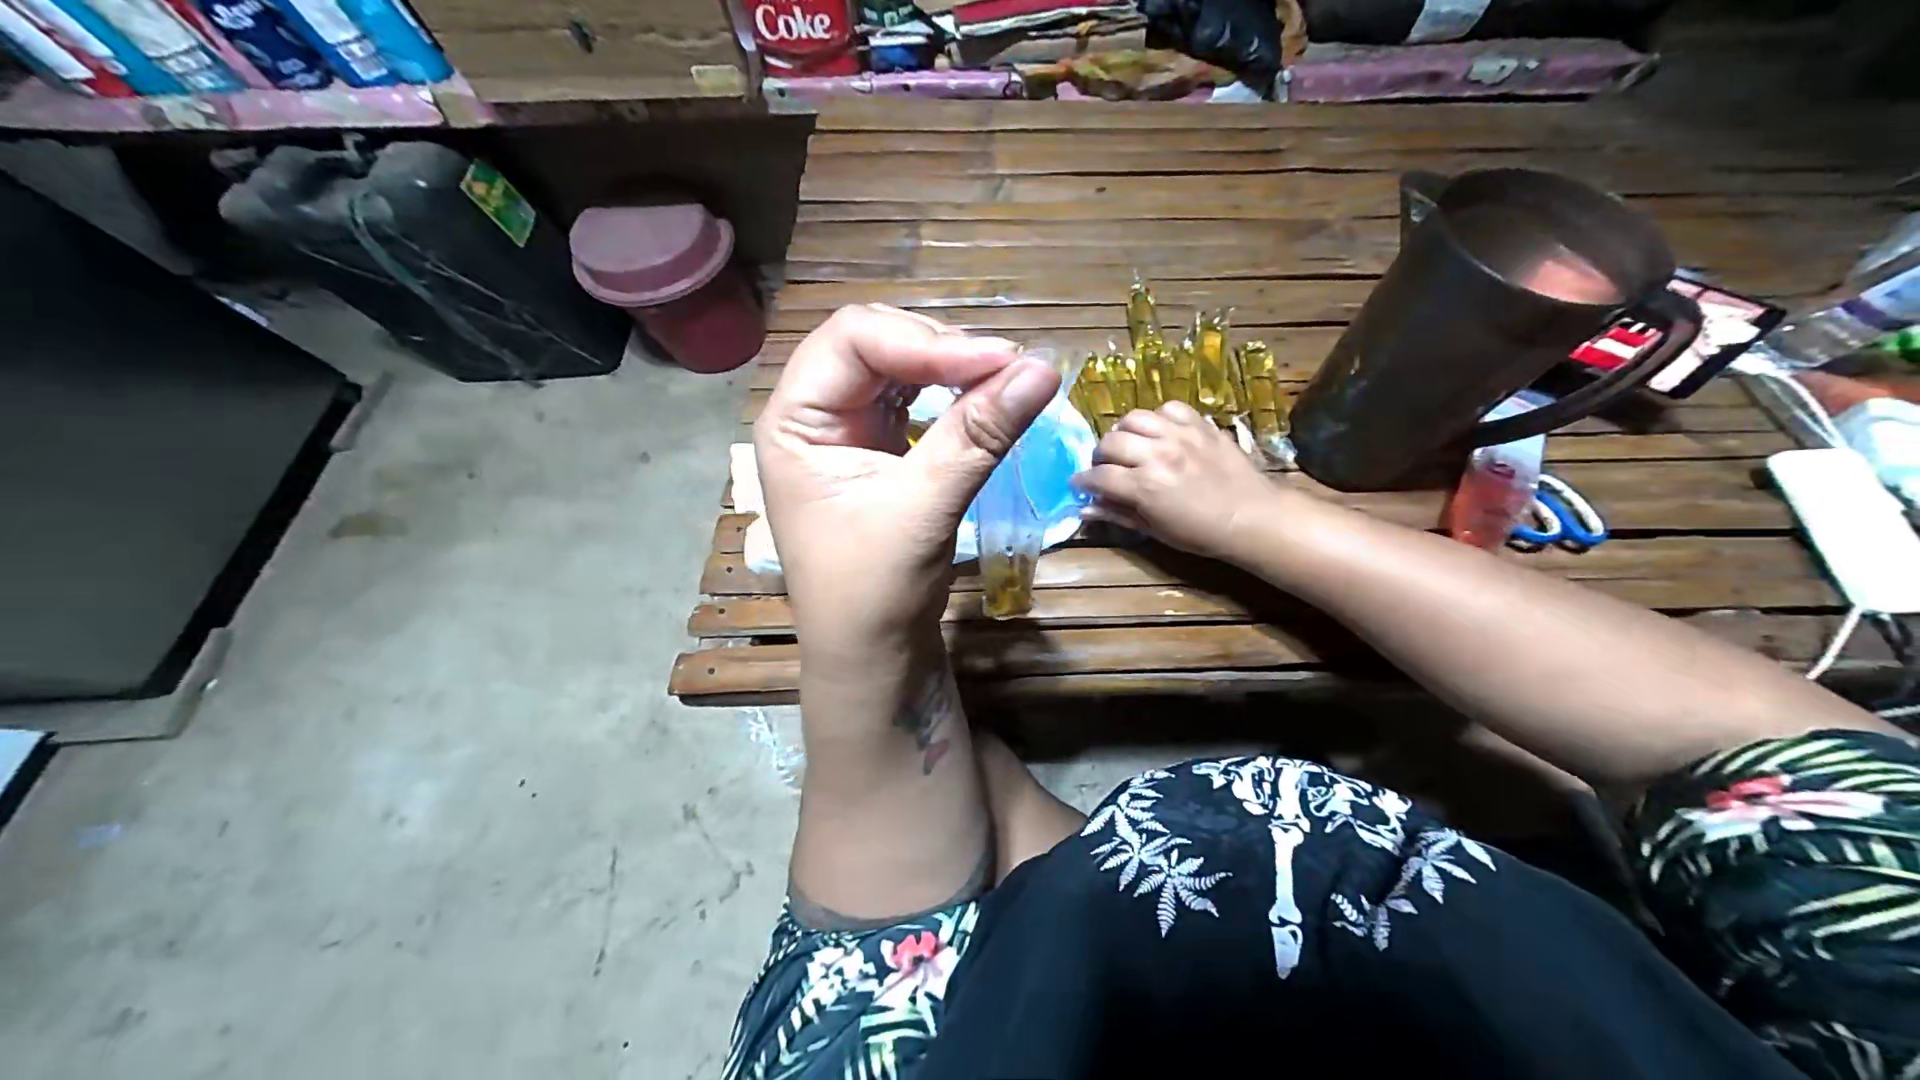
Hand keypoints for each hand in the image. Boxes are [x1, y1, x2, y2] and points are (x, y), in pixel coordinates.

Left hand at [755, 305, 1060, 658]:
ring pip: (899, 364)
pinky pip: (916, 396)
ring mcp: (847, 428)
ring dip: (951, 365)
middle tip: (1008, 369)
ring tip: (1003, 378)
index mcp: (793, 421)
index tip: (996, 362)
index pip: (852, 339)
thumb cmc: (873, 591)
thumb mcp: (922, 509)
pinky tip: (983, 396)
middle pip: (876, 341)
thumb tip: (1044, 368)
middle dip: (941, 348)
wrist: (872, 653)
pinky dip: (952, 391)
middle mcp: (813, 412)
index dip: (924, 342)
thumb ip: (977, 435)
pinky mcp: (879, 446)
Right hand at [1073, 401, 1276, 559]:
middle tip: (1106, 468)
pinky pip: (1168, 408)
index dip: (1083, 481)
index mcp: (1145, 486)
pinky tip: (1159, 433)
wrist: (1251, 517)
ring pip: (1134, 419)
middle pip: (1110, 442)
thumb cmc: (1200, 533)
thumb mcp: (1154, 530)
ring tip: (1130, 446)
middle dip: (1100, 457)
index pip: (1098, 476)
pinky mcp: (1200, 424)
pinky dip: (1158, 419)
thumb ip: (1118, 514)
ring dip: (1124, 433)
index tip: (1078, 484)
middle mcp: (1158, 454)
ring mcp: (1180, 435)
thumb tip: (1084, 507)